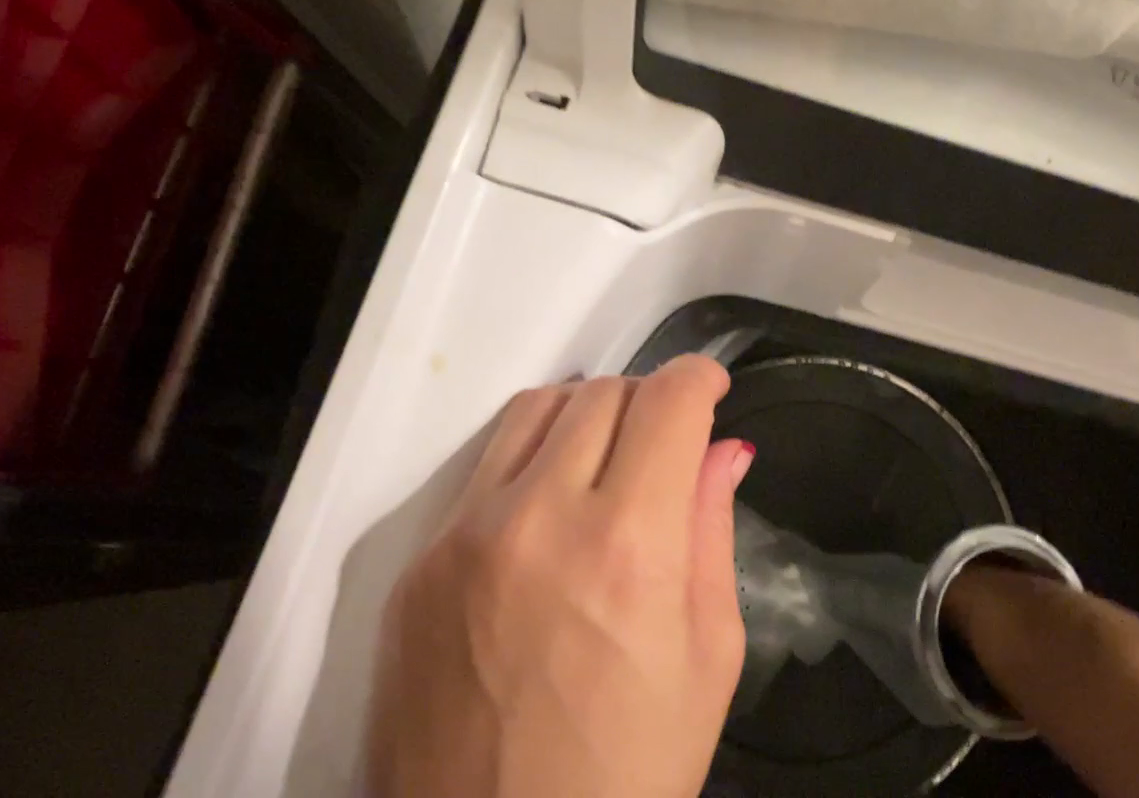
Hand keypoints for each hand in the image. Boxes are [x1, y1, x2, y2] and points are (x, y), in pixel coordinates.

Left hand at [366, 356, 753, 797]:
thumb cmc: (628, 772)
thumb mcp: (706, 657)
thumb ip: (711, 532)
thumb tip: (722, 450)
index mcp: (627, 548)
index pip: (668, 403)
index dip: (699, 379)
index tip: (710, 389)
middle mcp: (538, 520)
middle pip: (604, 392)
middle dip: (650, 398)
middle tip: (667, 439)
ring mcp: (464, 537)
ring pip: (537, 410)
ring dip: (589, 412)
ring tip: (610, 456)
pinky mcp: (417, 563)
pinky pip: (484, 467)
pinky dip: (533, 456)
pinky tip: (551, 506)